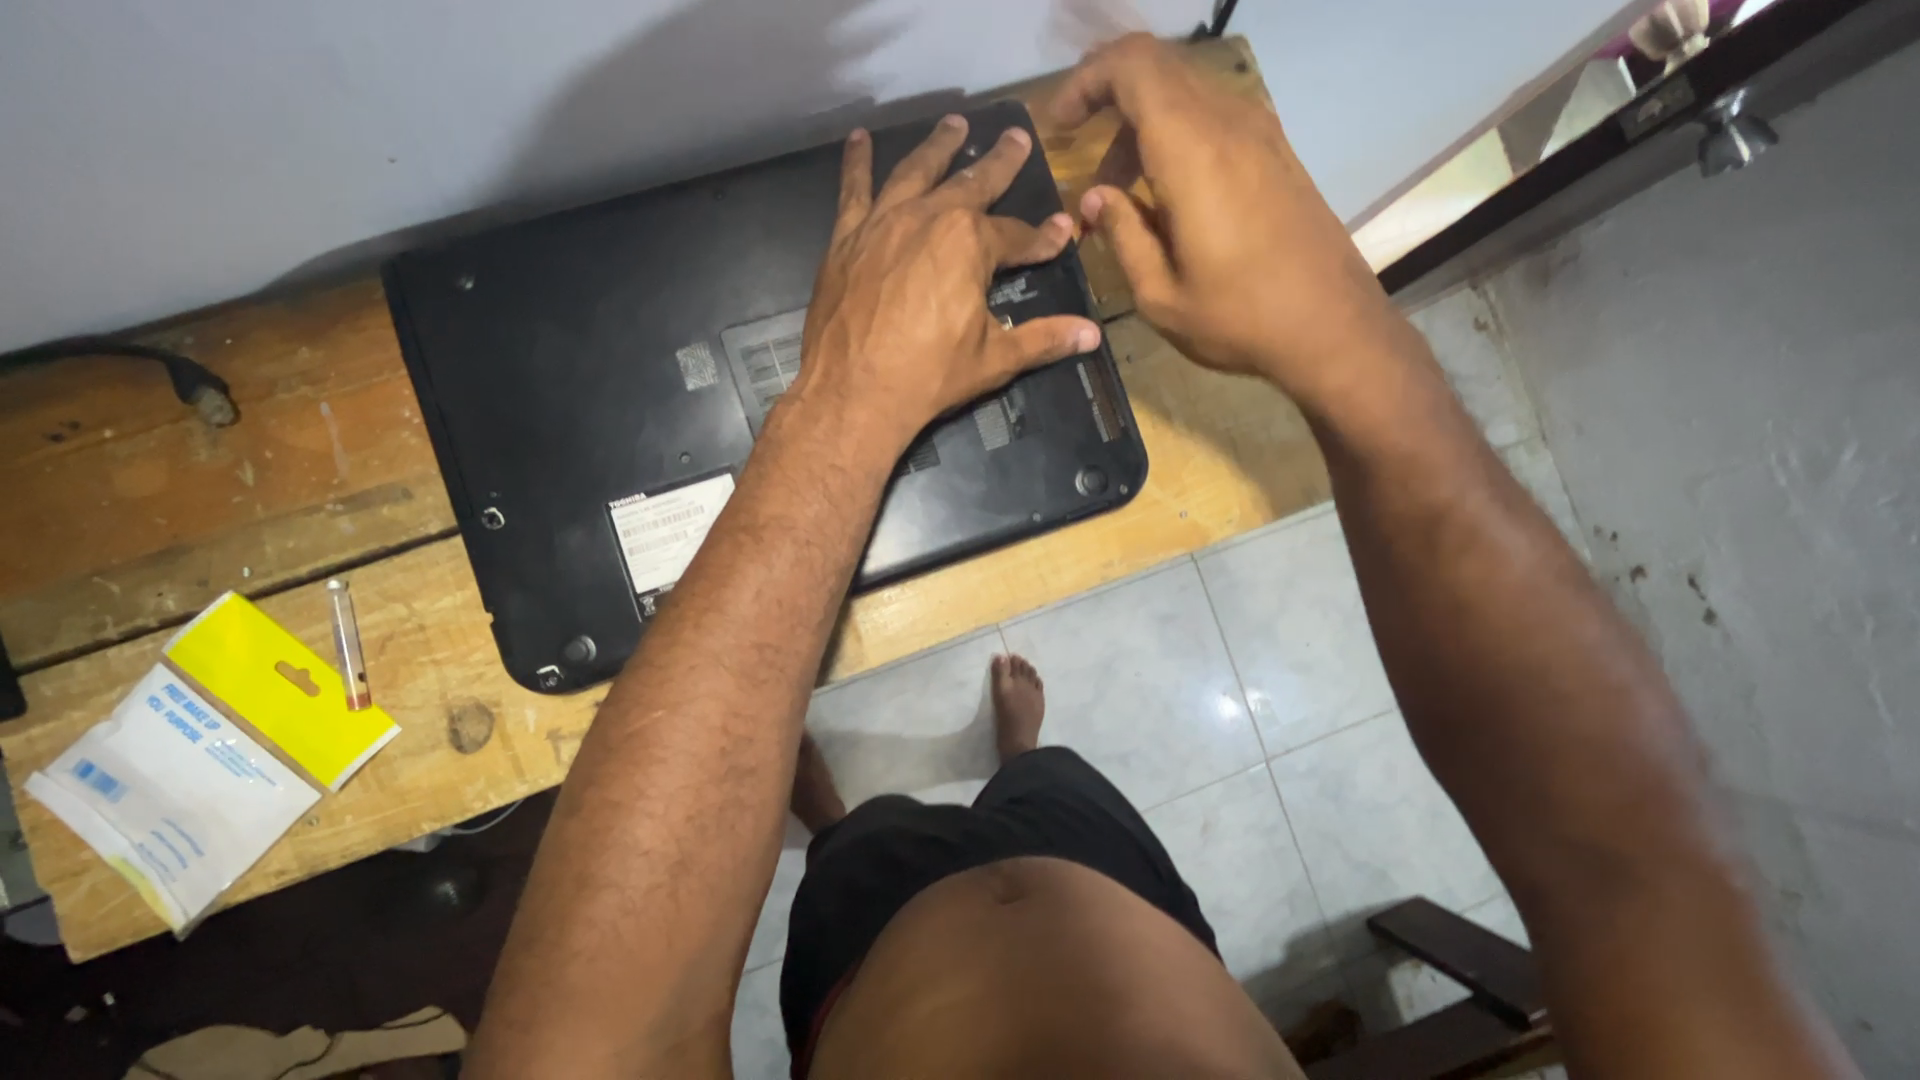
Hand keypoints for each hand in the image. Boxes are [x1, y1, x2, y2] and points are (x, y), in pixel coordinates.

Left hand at [786, 116, 1103, 451]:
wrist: (853, 394)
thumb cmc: (929, 377)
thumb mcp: (995, 359)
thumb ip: (1044, 339)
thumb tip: (1091, 334)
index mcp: (970, 243)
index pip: (1017, 236)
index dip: (1042, 238)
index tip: (1061, 232)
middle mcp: (928, 217)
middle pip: (972, 183)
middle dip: (1000, 163)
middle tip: (1017, 139)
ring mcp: (883, 223)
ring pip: (916, 172)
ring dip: (938, 146)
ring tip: (954, 123)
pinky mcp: (847, 239)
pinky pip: (854, 191)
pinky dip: (857, 163)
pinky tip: (859, 139)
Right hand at [1046, 35, 1420, 410]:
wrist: (1333, 328)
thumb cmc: (1239, 319)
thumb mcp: (1160, 294)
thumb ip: (1122, 234)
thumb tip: (1095, 198)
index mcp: (1193, 152)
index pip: (1133, 67)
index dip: (1087, 81)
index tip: (1061, 125)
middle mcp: (1229, 124)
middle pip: (1158, 70)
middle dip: (1109, 102)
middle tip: (1086, 161)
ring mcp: (1260, 133)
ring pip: (1185, 93)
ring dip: (1143, 127)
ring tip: (1120, 192)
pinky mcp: (1277, 152)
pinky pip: (1214, 117)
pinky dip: (1177, 137)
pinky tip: (1165, 194)